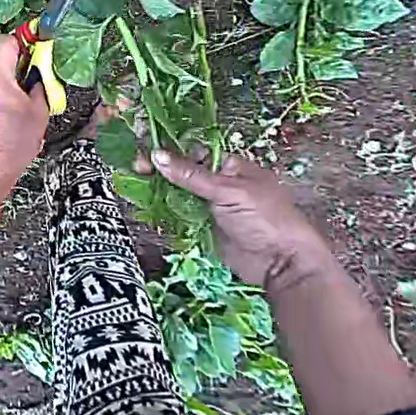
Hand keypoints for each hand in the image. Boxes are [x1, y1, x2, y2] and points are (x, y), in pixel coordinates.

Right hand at [151, 150, 334, 289]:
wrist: (282, 265)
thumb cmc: (264, 218)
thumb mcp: (229, 191)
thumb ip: (191, 175)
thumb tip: (157, 155)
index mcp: (228, 165)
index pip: (191, 151)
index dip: (168, 150)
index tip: (144, 152)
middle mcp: (216, 182)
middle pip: (180, 171)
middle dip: (158, 169)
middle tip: (134, 168)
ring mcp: (209, 206)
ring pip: (176, 193)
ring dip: (157, 189)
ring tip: (133, 185)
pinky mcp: (203, 227)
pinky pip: (179, 215)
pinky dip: (163, 211)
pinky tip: (145, 205)